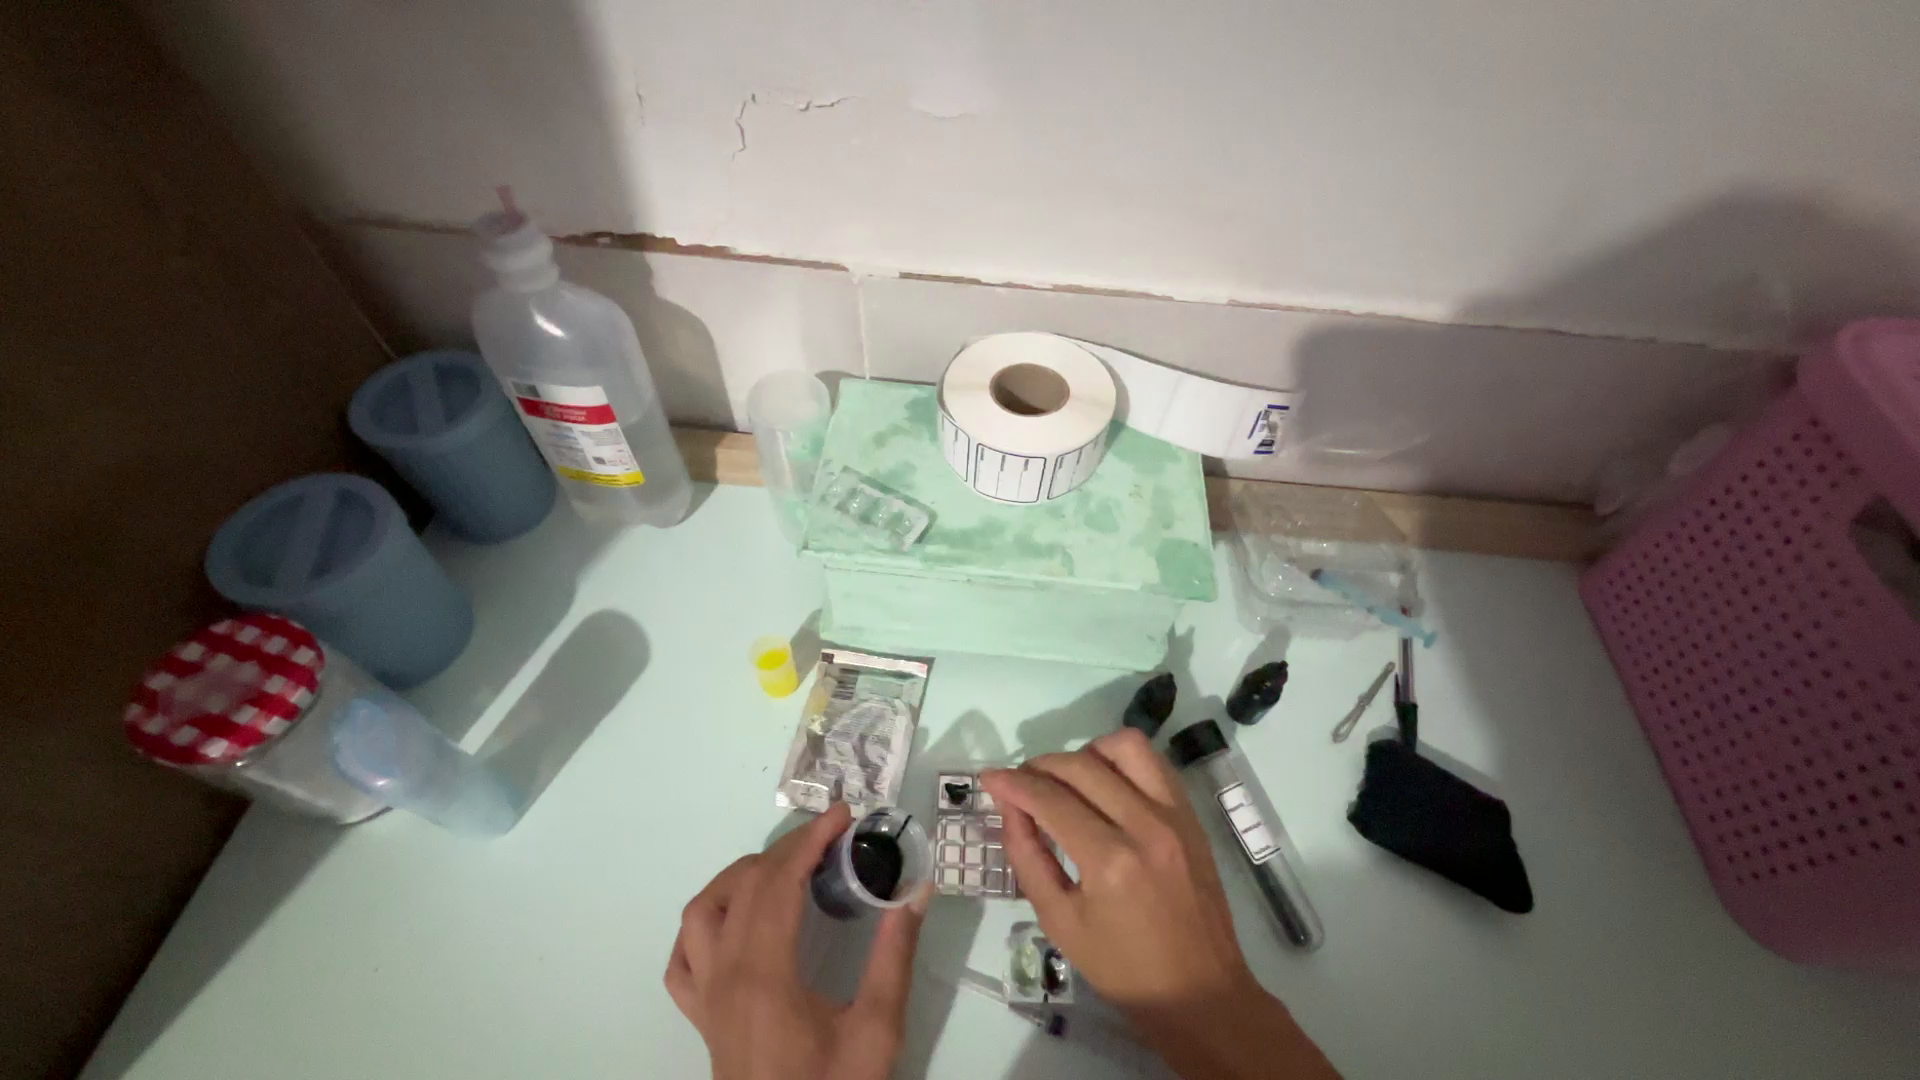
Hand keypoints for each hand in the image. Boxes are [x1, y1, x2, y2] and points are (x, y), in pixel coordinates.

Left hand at [665, 803, 928, 1079]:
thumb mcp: (876, 1032)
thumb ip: (894, 957)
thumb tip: (916, 892)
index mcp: (765, 974)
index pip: (780, 882)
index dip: (811, 839)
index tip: (844, 815)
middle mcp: (724, 975)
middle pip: (747, 885)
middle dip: (790, 847)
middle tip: (833, 836)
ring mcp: (705, 997)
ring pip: (702, 911)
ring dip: (742, 876)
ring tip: (784, 869)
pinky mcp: (699, 1017)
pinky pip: (682, 958)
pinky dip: (703, 925)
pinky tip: (734, 921)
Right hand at [982, 730, 1337, 1079]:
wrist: (1200, 993)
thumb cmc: (1122, 968)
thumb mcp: (1059, 922)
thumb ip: (1027, 857)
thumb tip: (1009, 807)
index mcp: (1110, 862)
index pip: (1050, 800)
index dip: (1012, 783)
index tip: (989, 778)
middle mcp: (1145, 826)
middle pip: (1081, 766)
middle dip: (1040, 766)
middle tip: (1020, 783)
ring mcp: (1175, 815)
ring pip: (1124, 746)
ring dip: (1086, 752)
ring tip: (1068, 779)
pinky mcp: (1191, 815)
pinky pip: (1153, 762)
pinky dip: (1120, 760)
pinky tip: (1103, 783)